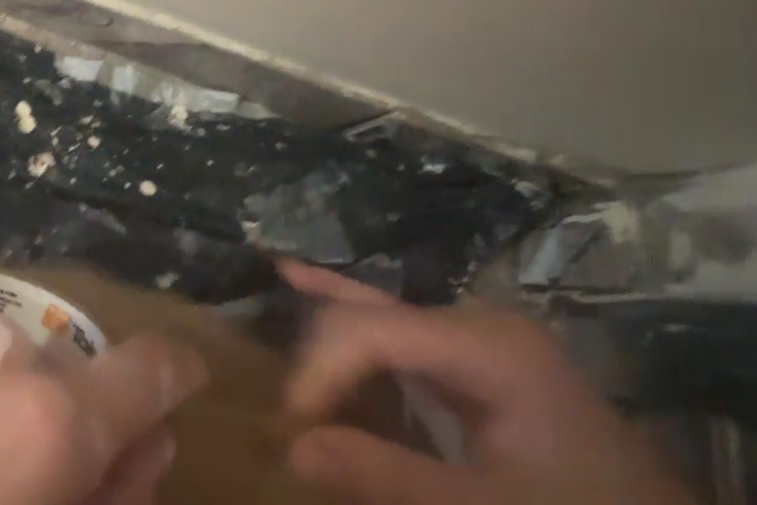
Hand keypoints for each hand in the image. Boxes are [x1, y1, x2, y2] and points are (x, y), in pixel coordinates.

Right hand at [279, 261, 695, 504]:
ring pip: (379, 318)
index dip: (319, 372)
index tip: (290, 430)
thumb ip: (386, 476)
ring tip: (269, 295)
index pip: (370, 331)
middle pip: (371, 315)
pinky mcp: (480, 369)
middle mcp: (479, 326)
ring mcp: (482, 343)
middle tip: (278, 406)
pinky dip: (353, 327)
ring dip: (325, 329)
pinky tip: (303, 280)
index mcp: (487, 345)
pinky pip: (400, 339)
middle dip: (317, 351)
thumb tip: (291, 448)